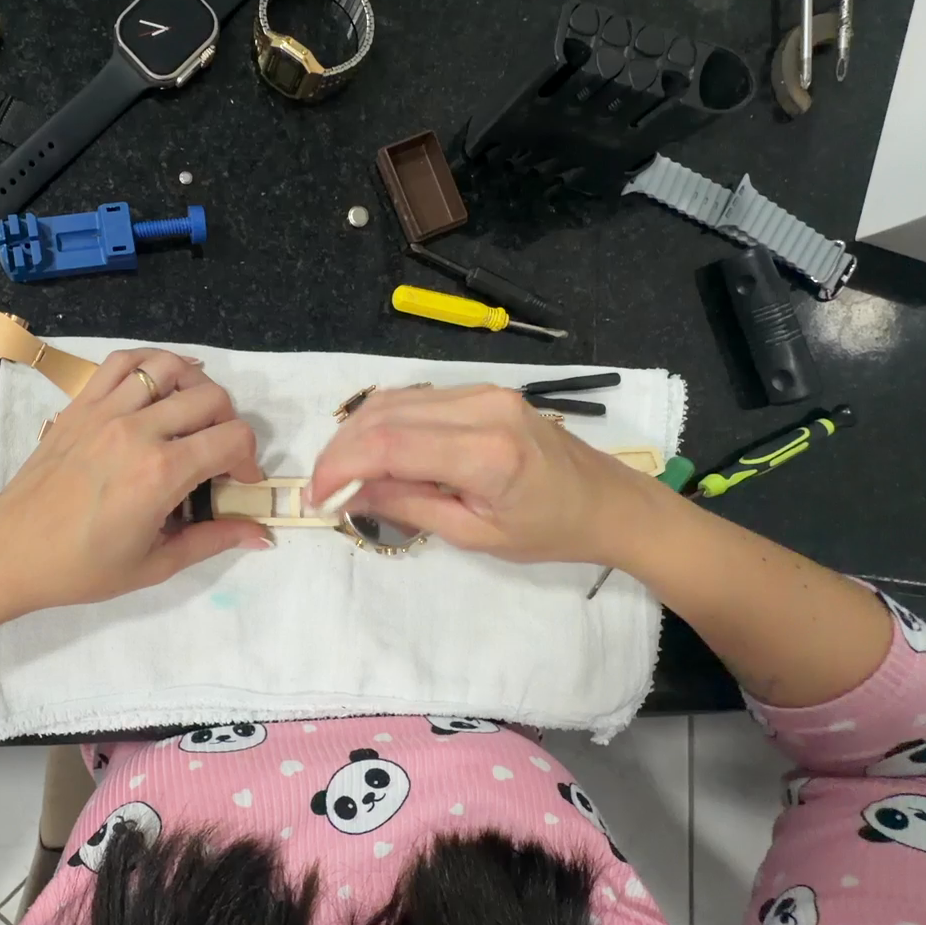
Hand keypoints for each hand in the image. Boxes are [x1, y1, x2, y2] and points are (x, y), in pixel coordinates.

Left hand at [0, 349, 269, 612]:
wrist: (10, 552)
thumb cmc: (81, 568)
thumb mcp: (154, 565)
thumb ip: (212, 541)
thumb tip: (261, 534)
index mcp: (161, 473)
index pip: (233, 438)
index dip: (249, 459)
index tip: (238, 482)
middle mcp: (138, 431)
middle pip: (211, 398)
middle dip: (230, 424)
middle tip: (218, 454)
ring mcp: (105, 411)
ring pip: (170, 368)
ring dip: (196, 386)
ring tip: (192, 414)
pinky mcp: (80, 405)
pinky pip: (122, 362)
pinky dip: (150, 362)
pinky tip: (158, 385)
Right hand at [308, 386, 663, 565]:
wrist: (608, 500)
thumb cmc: (549, 531)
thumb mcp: (474, 534)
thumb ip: (406, 506)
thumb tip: (346, 495)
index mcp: (486, 452)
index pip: (388, 445)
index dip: (340, 467)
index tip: (317, 498)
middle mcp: (480, 407)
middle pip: (382, 416)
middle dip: (339, 452)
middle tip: (323, 489)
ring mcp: (481, 392)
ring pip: (392, 402)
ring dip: (355, 436)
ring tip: (342, 474)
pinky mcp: (480, 390)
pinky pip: (413, 399)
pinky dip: (381, 424)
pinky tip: (372, 452)